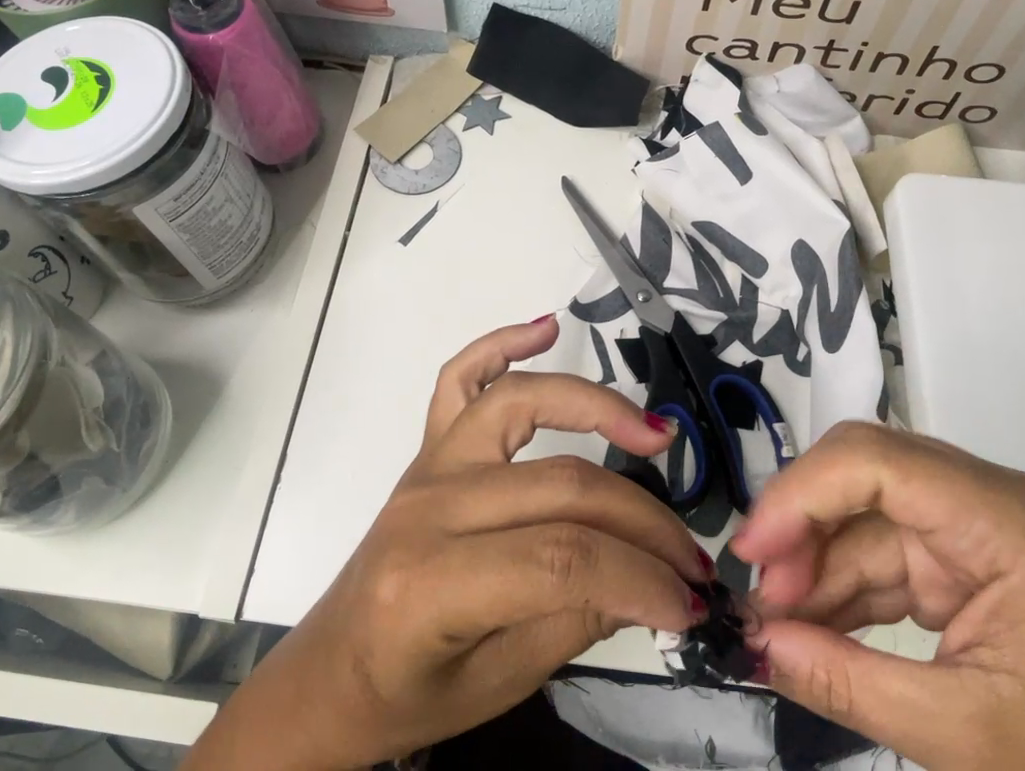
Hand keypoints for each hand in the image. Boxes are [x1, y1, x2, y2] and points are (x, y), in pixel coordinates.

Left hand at [186, 318, 711, 770]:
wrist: (331, 674)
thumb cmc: (406, 694)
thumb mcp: (499, 683)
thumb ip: (578, 620)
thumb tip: (659, 581)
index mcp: (434, 582)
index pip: (564, 560)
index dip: (641, 578)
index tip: (690, 604)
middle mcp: (427, 507)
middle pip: (559, 485)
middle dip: (643, 521)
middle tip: (693, 562)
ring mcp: (425, 468)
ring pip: (519, 406)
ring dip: (595, 408)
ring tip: (655, 435)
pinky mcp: (426, 452)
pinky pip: (458, 380)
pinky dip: (499, 344)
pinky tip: (545, 329)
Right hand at [731, 423, 1024, 770]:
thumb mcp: (964, 734)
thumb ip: (844, 681)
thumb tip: (751, 644)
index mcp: (1009, 522)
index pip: (877, 462)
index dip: (800, 495)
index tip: (749, 556)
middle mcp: (995, 507)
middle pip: (868, 481)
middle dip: (804, 535)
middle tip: (761, 607)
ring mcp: (988, 536)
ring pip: (872, 524)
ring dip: (819, 571)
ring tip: (777, 630)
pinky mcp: (981, 570)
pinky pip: (895, 562)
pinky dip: (849, 594)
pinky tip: (814, 631)